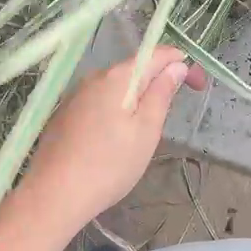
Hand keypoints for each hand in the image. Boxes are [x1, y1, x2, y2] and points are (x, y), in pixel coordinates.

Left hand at [19, 47, 207, 226]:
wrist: (51, 197)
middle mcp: (95, 76)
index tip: (198, 86)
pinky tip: (112, 144)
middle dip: (158, 84)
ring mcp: (76, 94)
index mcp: (118, 76)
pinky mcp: (64, 114)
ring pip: (116, 88)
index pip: (157, 53)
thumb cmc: (107, 165)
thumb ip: (162, 93)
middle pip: (135, 70)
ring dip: (135, 101)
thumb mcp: (146, 131)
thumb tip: (176, 66)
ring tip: (140, 137)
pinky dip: (114, 112)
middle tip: (169, 118)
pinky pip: (99, 102)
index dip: (182, 63)